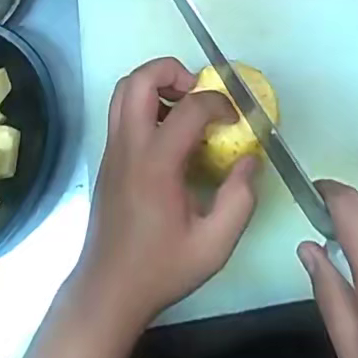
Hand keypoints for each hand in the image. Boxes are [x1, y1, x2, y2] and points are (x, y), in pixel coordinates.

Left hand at [75, 56, 259, 326]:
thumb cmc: (161, 267)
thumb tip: (250, 160)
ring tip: (184, 105)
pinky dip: (144, 101)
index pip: (188, 108)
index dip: (218, 103)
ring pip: (123, 88)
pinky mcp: (107, 154)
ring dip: (154, 82)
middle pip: (139, 79)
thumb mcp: (214, 245)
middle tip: (199, 91)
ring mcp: (112, 146)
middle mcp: (128, 144)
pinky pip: (121, 109)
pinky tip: (168, 130)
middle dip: (171, 70)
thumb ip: (239, 200)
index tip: (236, 118)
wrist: (108, 287)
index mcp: (156, 163)